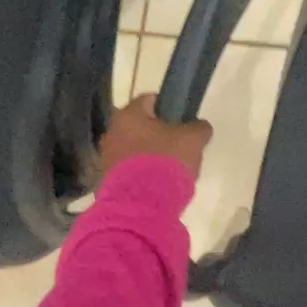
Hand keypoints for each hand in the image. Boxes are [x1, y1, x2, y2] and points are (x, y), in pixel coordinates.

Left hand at [98, 94, 213, 179]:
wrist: (141, 206)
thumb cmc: (166, 161)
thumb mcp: (193, 140)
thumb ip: (199, 128)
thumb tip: (200, 127)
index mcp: (129, 115)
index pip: (150, 100)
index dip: (169, 107)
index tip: (183, 120)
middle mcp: (111, 132)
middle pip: (140, 127)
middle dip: (159, 135)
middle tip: (179, 147)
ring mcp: (106, 159)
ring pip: (134, 150)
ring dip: (150, 156)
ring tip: (171, 171)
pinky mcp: (106, 183)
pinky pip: (129, 172)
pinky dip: (142, 175)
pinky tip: (159, 186)